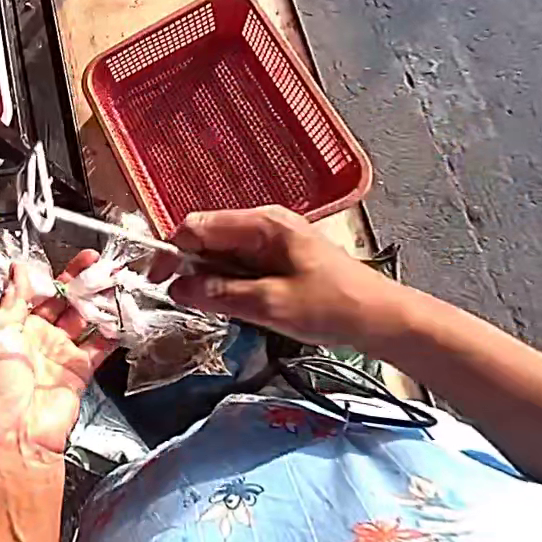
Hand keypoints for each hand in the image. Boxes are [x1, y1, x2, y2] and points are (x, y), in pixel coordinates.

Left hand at [0, 249, 114, 460]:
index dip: (59, 274)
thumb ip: (13, 301)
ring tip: (117, 284)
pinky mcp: (78, 372)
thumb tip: (17, 269)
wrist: (17, 439)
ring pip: (84, 320)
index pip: (39, 292)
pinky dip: (111, 333)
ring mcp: (59, 355)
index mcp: (14, 327)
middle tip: (104, 266)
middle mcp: (37, 338)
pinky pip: (97, 347)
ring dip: (100, 302)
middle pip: (65, 303)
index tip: (78, 259)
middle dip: (84, 284)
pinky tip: (122, 317)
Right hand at [158, 206, 419, 347]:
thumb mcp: (272, 305)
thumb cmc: (332, 306)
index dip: (171, 251)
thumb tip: (176, 289)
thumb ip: (220, 295)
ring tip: (216, 307)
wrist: (383, 319)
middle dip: (190, 267)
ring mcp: (270, 238)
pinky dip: (226, 281)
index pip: (197, 226)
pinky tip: (236, 303)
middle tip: (189, 301)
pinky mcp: (276, 255)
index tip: (157, 282)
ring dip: (209, 277)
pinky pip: (237, 262)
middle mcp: (262, 223)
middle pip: (206, 236)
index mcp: (261, 224)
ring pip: (220, 251)